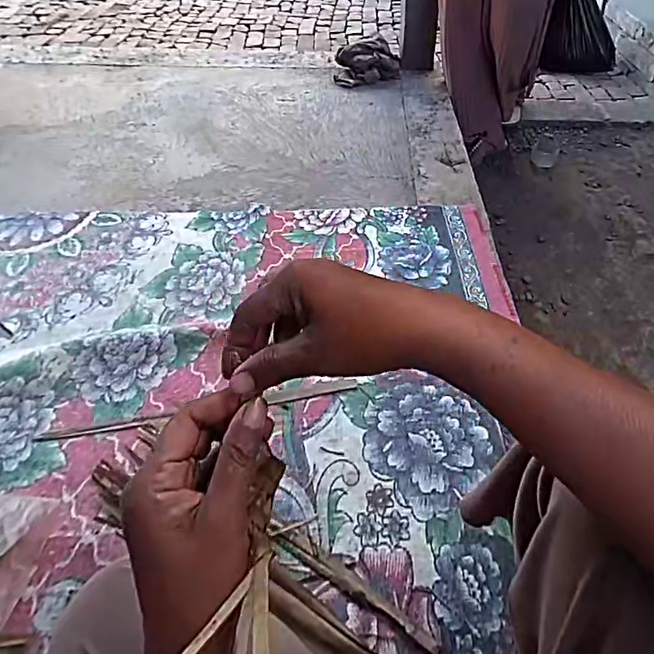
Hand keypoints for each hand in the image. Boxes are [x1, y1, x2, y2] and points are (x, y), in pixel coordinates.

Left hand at [122, 389, 274, 653]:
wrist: (196, 649)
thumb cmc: (203, 588)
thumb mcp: (225, 515)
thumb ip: (240, 456)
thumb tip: (255, 405)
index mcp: (151, 482)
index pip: (186, 421)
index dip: (221, 403)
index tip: (257, 394)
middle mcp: (153, 486)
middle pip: (196, 435)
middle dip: (232, 426)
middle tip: (268, 422)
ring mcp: (167, 502)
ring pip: (206, 455)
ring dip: (237, 449)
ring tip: (266, 447)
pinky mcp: (183, 516)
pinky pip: (209, 478)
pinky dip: (234, 472)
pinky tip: (256, 473)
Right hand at [223, 258, 475, 394]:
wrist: (419, 325)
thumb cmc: (364, 337)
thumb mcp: (311, 354)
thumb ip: (269, 366)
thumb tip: (236, 383)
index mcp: (290, 279)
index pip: (246, 313)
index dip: (235, 348)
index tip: (234, 381)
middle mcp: (301, 270)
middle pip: (263, 308)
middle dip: (255, 343)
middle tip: (254, 378)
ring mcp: (321, 276)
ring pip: (283, 310)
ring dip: (276, 340)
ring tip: (278, 373)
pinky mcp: (337, 287)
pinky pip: (304, 307)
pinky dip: (296, 331)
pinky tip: (303, 355)